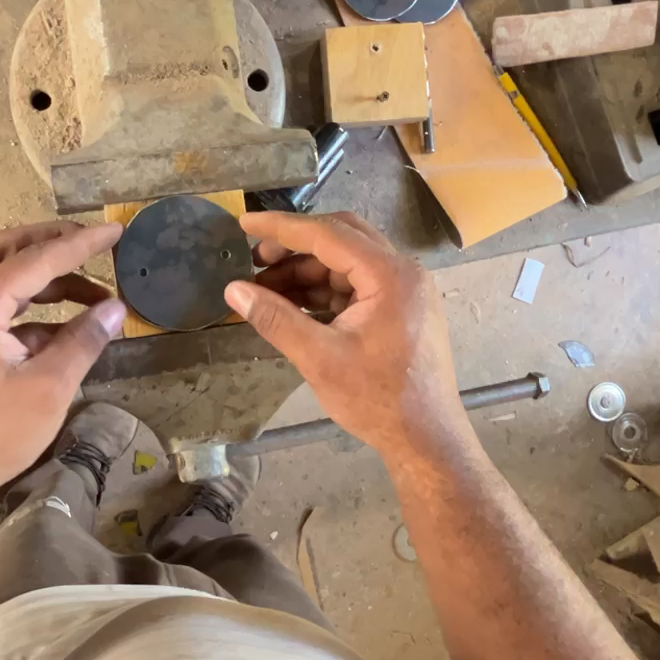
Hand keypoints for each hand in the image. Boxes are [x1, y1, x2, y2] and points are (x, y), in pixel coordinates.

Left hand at [0, 221, 126, 496]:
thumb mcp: (48, 389)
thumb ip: (83, 341)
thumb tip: (116, 309)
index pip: (36, 260)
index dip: (81, 244)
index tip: (115, 230)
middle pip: (8, 251)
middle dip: (54, 243)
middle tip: (94, 243)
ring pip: (3, 278)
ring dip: (47, 279)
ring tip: (94, 295)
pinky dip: (33, 309)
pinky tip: (67, 328)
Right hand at [224, 211, 467, 459]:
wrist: (425, 437)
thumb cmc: (376, 399)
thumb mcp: (318, 357)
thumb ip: (275, 318)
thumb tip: (234, 291)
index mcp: (389, 275)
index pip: (327, 234)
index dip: (281, 228)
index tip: (244, 222)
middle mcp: (403, 272)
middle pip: (341, 239)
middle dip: (295, 247)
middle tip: (256, 260)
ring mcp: (405, 290)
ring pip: (347, 262)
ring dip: (307, 271)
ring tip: (267, 290)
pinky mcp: (401, 309)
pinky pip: (357, 285)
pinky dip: (325, 291)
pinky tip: (294, 306)